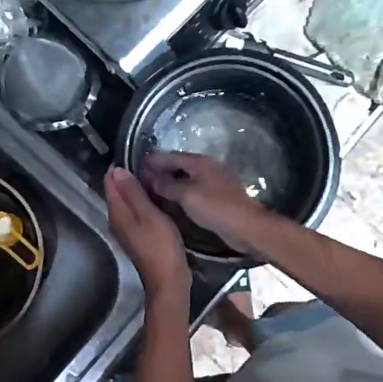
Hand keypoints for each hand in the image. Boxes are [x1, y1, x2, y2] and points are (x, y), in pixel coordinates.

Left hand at [105, 166, 188, 302]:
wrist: (168, 279)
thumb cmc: (160, 245)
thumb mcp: (148, 214)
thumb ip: (133, 192)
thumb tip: (116, 170)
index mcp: (117, 213)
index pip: (110, 184)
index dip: (118, 168)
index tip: (134, 154)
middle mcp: (118, 220)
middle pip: (118, 192)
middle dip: (128, 176)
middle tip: (148, 163)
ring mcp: (128, 229)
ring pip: (128, 202)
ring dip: (137, 189)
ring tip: (155, 175)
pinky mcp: (139, 236)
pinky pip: (137, 212)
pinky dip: (144, 201)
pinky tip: (158, 197)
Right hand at [141, 152, 269, 252]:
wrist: (246, 226)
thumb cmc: (216, 207)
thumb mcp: (187, 195)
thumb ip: (167, 185)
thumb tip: (151, 179)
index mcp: (200, 162)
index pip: (171, 156)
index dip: (153, 161)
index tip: (136, 166)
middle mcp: (207, 168)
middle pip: (179, 165)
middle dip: (160, 171)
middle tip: (141, 180)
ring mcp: (213, 182)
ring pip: (186, 178)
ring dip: (169, 182)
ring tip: (151, 190)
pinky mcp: (216, 196)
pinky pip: (192, 189)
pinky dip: (180, 192)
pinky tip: (171, 201)